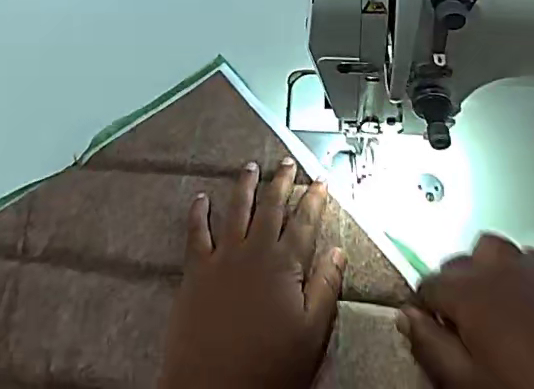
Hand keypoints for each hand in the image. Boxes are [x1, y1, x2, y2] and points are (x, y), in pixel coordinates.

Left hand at [157, 159, 346, 388]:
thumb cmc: (268, 368)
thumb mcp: (311, 335)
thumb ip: (325, 288)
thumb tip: (337, 251)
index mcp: (284, 265)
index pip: (304, 223)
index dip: (315, 199)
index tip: (321, 180)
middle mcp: (253, 251)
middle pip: (271, 207)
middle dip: (282, 182)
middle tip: (289, 163)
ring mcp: (222, 256)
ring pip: (236, 208)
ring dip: (245, 185)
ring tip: (251, 166)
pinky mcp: (196, 269)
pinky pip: (197, 231)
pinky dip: (199, 211)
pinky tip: (201, 198)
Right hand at [398, 233, 533, 388]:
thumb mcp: (469, 384)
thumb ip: (432, 346)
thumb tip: (408, 319)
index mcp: (471, 289)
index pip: (427, 282)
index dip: (423, 307)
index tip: (425, 326)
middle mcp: (499, 268)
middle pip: (457, 261)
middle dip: (450, 287)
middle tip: (453, 326)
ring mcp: (532, 270)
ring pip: (490, 251)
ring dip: (481, 272)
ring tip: (484, 309)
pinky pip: (523, 260)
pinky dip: (512, 274)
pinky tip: (517, 306)